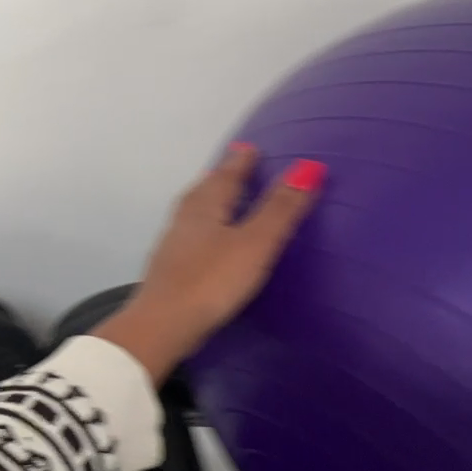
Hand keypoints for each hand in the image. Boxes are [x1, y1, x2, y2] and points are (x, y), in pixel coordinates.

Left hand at [93, 144, 323, 382]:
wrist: (163, 322)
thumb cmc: (212, 279)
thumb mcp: (255, 242)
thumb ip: (280, 209)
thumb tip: (308, 167)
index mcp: (204, 206)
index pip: (225, 176)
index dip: (239, 162)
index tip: (249, 148)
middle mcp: (184, 219)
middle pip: (204, 190)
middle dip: (221, 177)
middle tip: (234, 166)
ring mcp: (172, 244)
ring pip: (193, 212)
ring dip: (209, 200)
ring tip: (221, 197)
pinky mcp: (169, 268)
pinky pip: (189, 234)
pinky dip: (202, 226)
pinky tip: (206, 240)